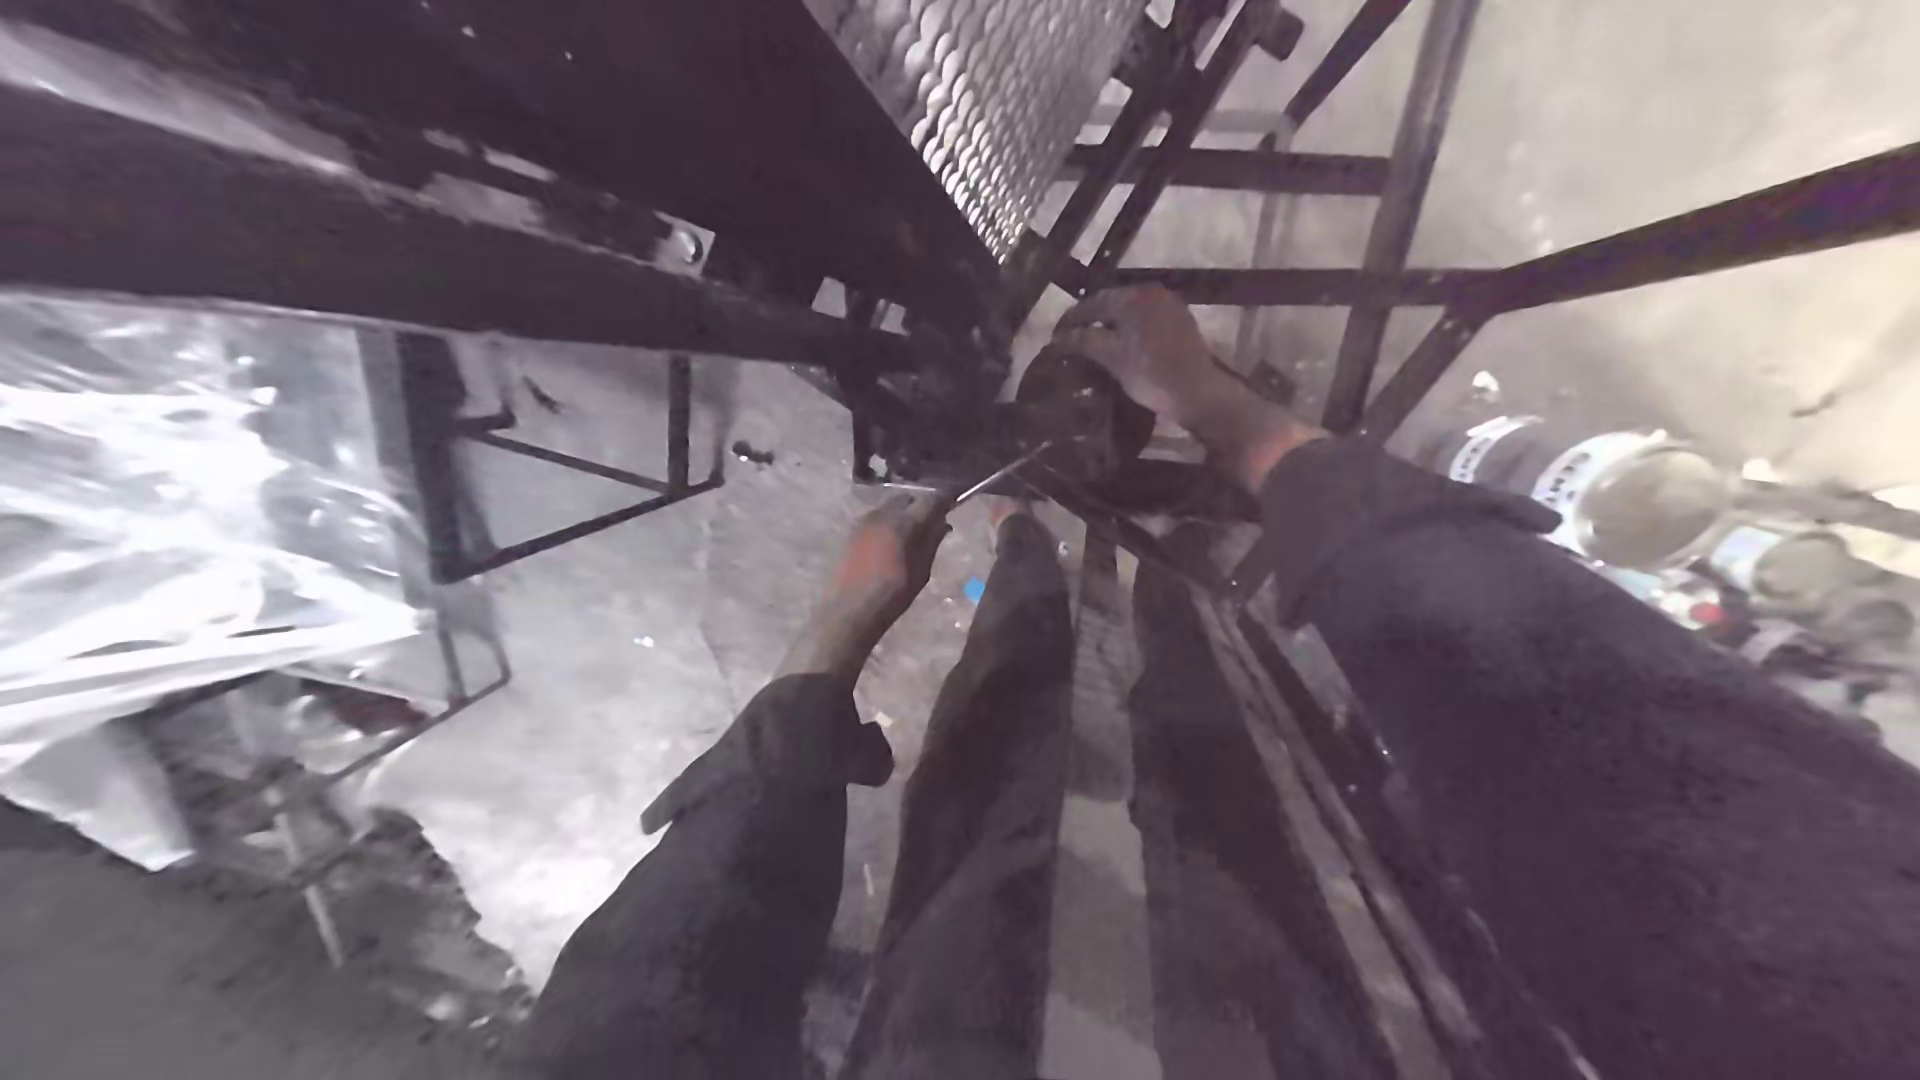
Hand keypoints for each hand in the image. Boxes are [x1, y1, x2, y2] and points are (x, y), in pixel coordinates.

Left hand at [779, 493, 951, 680]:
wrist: (851, 609)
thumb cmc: (893, 595)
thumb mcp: (922, 571)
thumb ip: (932, 543)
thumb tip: (942, 524)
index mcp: (906, 523)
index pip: (932, 499)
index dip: (944, 501)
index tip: (952, 505)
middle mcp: (884, 513)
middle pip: (909, 498)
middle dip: (921, 506)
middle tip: (931, 523)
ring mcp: (865, 520)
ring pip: (891, 505)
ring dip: (903, 513)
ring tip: (911, 533)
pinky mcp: (853, 529)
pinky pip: (877, 516)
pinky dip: (889, 521)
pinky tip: (891, 541)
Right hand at [1053, 285, 1322, 491]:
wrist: (1198, 392)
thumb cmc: (1151, 375)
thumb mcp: (1112, 358)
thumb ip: (1084, 342)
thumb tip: (1059, 338)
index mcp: (1133, 297)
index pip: (1091, 303)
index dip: (1070, 320)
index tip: (1055, 336)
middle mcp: (1151, 293)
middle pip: (1111, 303)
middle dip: (1090, 320)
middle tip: (1071, 340)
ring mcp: (1168, 305)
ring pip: (1129, 311)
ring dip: (1110, 324)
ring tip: (1093, 343)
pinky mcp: (1179, 320)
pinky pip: (1145, 319)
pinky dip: (1128, 328)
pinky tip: (1120, 345)